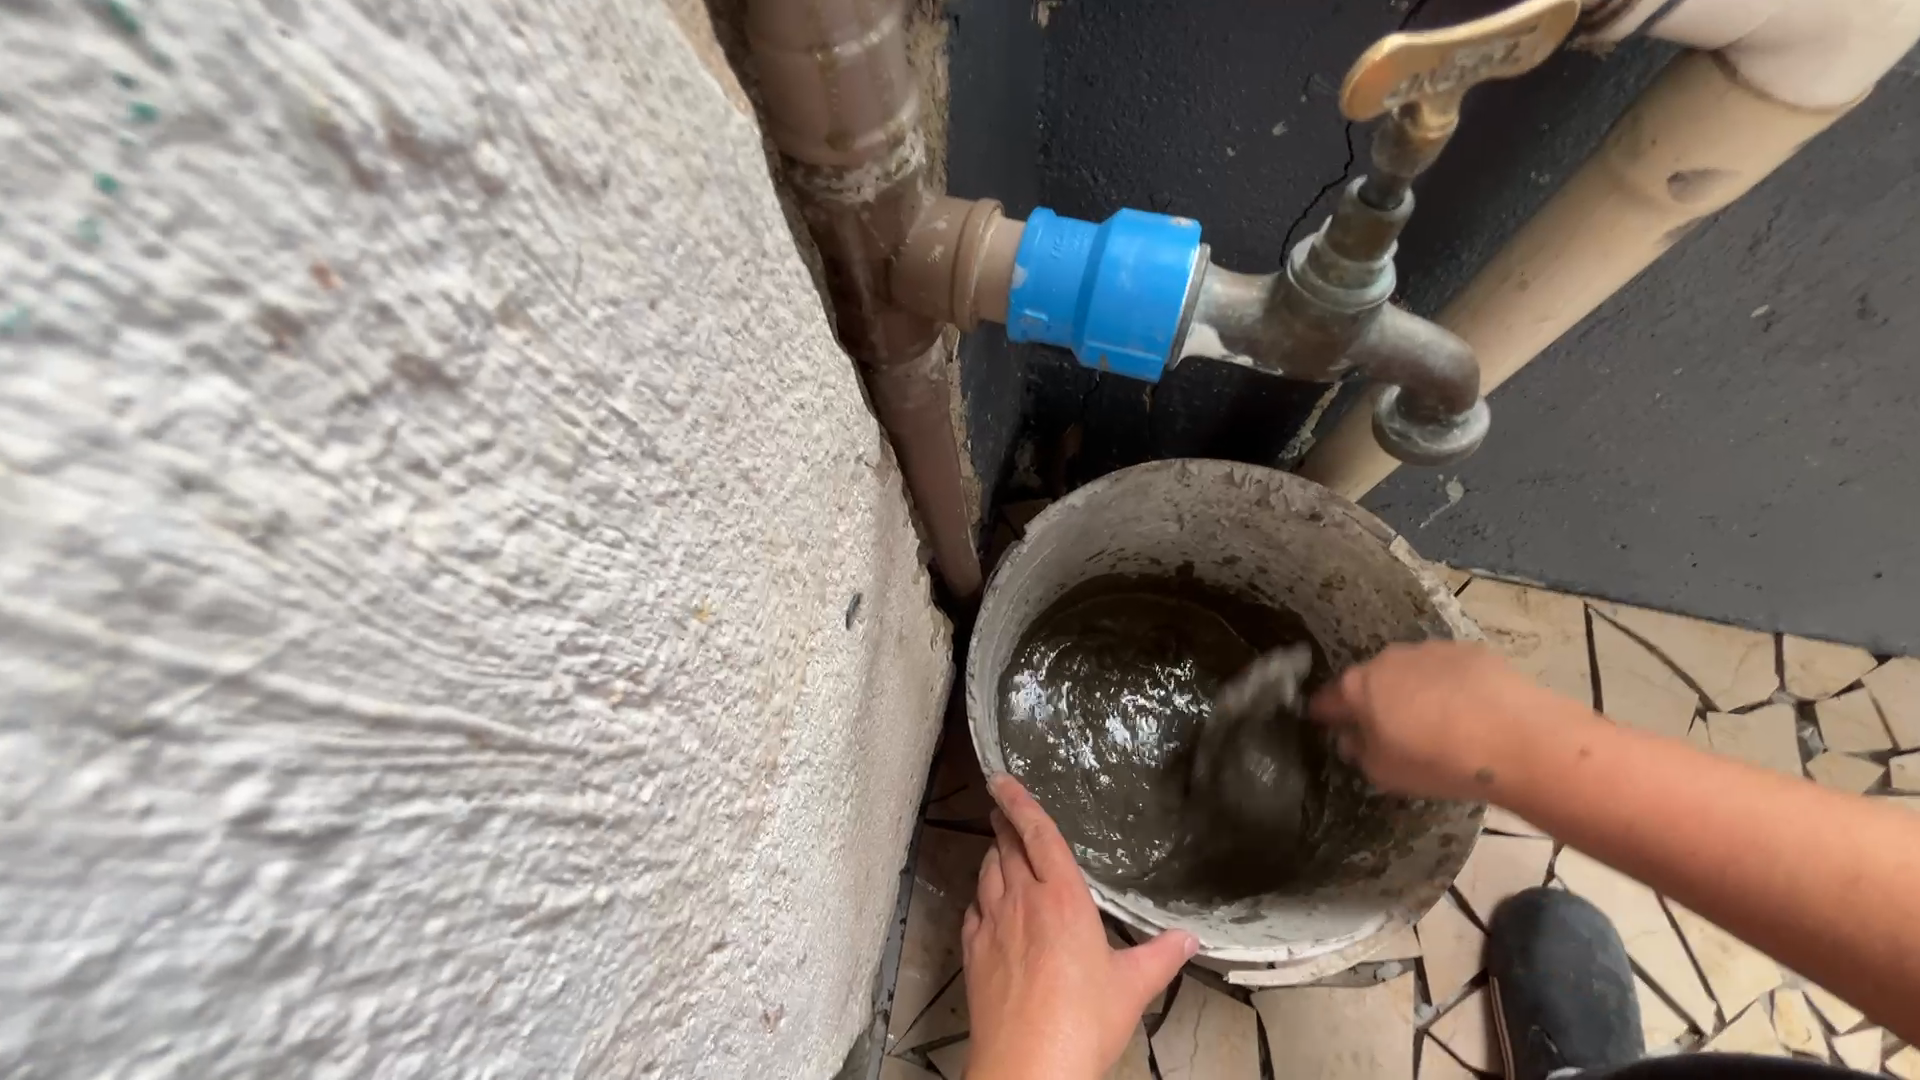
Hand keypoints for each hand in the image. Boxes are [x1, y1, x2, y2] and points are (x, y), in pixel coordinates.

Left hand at [961, 775, 1197, 1079]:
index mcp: (1061, 896)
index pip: (1038, 833)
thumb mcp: (1132, 988)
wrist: (1027, 1067)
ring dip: (992, 855)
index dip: (1020, 801)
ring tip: (999, 848)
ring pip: (986, 873)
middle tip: (1001, 807)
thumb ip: (1161, 956)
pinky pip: (973, 910)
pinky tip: (986, 904)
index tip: (1002, 778)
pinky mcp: (973, 951)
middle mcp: (1021, 899)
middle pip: (1007, 846)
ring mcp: (991, 924)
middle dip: (1003, 822)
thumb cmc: (1084, 1020)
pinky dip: (980, 898)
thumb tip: (1190, 938)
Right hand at [1307, 641, 1575, 800]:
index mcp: (1356, 687)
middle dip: (1374, 702)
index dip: (1325, 717)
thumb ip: (1358, 752)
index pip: (1325, 700)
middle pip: (1368, 681)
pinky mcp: (1470, 650)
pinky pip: (1448, 670)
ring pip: (1409, 672)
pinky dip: (1451, 686)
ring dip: (1413, 692)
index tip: (1331, 731)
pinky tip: (1473, 712)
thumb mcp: (1383, 773)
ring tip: (1440, 723)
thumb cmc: (1438, 761)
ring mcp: (1428, 650)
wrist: (1520, 739)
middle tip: (1393, 733)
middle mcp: (1385, 659)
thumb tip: (1353, 739)